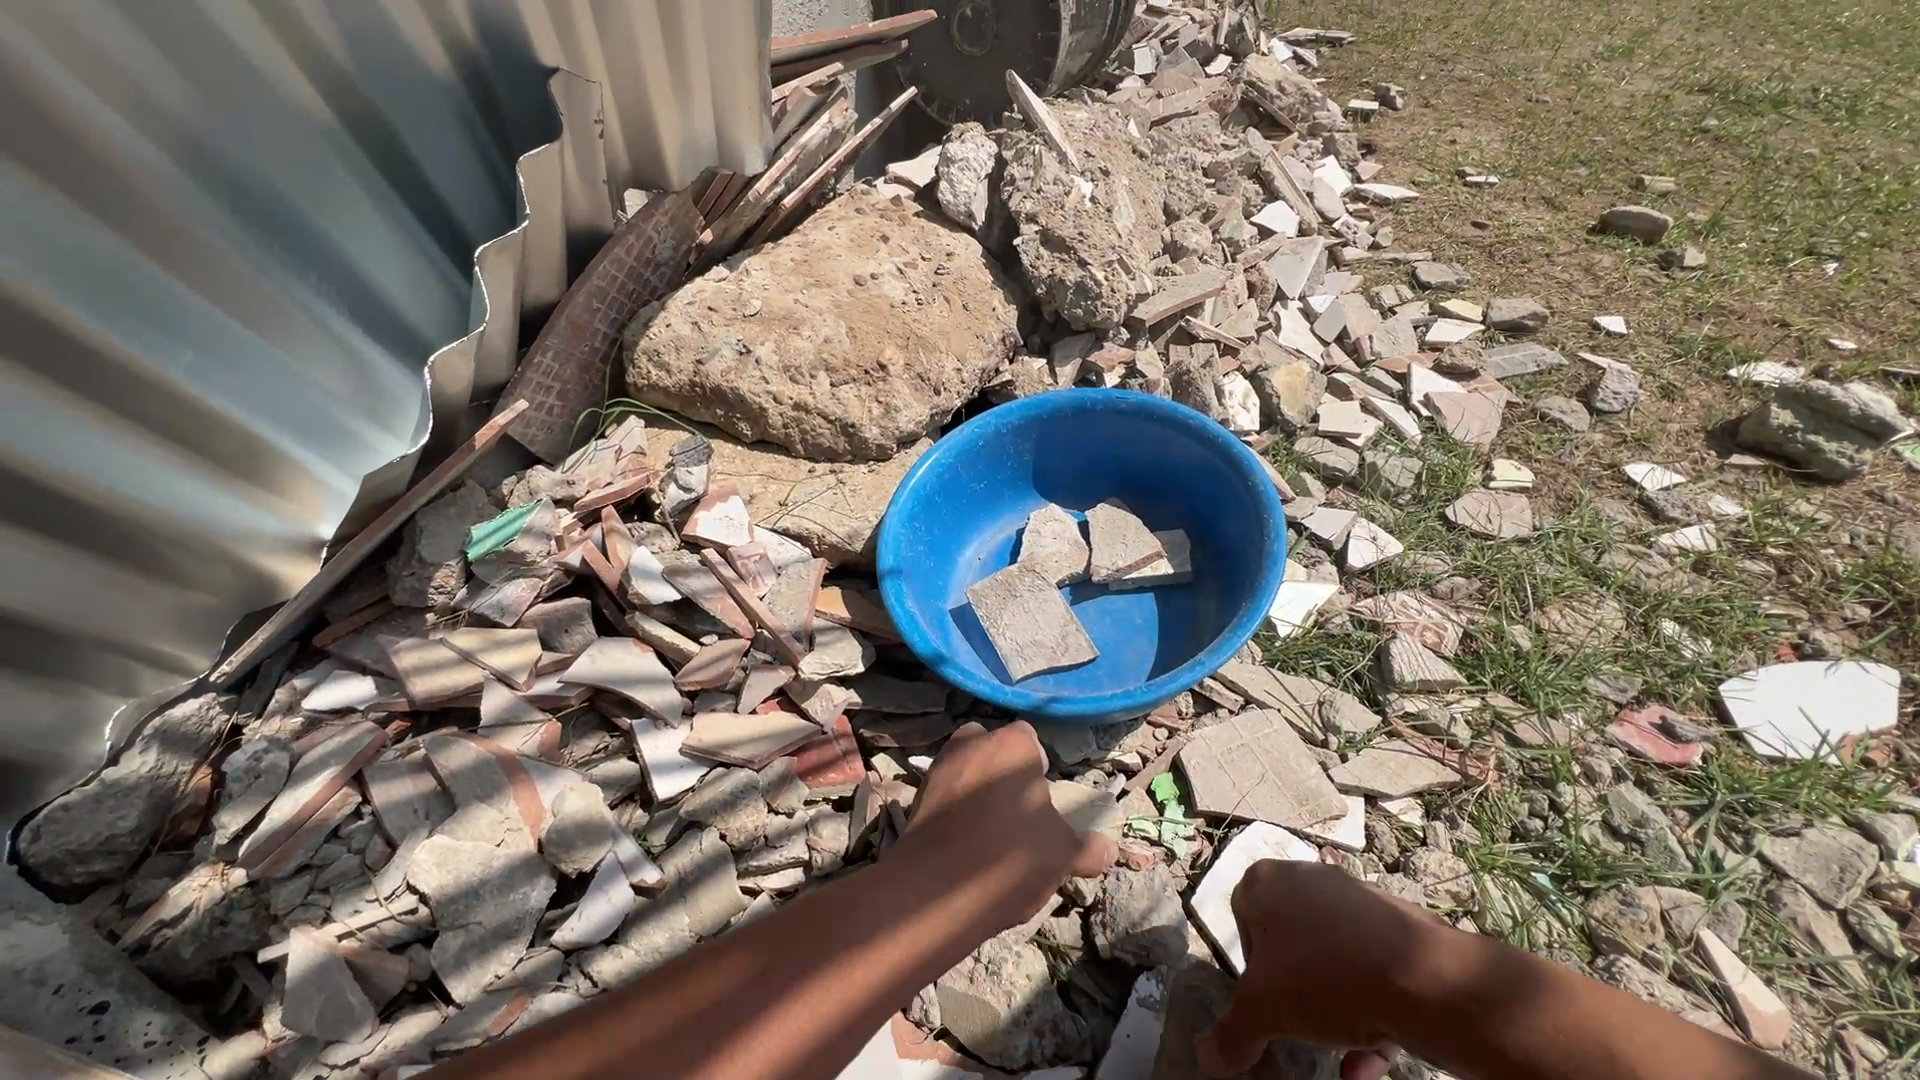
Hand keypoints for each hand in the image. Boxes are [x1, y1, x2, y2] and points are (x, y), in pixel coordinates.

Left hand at [898, 721, 1117, 930]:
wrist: (938, 888)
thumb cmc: (1011, 854)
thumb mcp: (1061, 854)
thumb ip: (1087, 849)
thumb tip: (1109, 851)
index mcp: (1011, 745)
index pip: (1027, 738)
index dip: (1036, 764)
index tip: (1041, 795)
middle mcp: (971, 744)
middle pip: (990, 747)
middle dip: (1000, 769)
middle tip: (1014, 809)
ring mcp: (938, 769)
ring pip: (963, 768)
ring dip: (974, 788)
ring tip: (989, 831)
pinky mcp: (915, 798)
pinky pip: (942, 794)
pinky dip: (952, 810)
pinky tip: (964, 844)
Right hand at [1200, 861, 1439, 1079]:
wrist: (1419, 976)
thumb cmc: (1320, 977)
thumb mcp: (1262, 1012)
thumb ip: (1231, 1035)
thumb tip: (1208, 1060)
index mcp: (1264, 881)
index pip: (1242, 920)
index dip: (1253, 966)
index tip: (1268, 999)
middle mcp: (1305, 876)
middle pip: (1291, 940)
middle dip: (1297, 990)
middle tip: (1304, 1024)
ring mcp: (1354, 894)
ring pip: (1334, 958)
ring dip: (1337, 1010)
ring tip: (1349, 1059)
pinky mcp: (1396, 919)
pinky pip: (1372, 964)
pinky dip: (1372, 1007)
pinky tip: (1377, 1055)